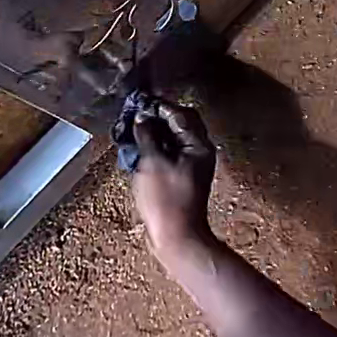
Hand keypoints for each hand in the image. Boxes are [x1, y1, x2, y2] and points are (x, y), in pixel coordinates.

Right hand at [128, 101, 216, 257]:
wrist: (177, 236)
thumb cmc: (165, 199)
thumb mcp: (152, 163)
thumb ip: (147, 136)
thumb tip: (142, 116)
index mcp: (199, 145)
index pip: (180, 115)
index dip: (160, 106)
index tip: (140, 101)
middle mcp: (201, 150)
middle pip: (182, 123)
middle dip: (160, 116)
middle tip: (138, 113)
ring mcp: (194, 163)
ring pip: (177, 136)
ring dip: (158, 129)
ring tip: (136, 126)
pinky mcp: (185, 174)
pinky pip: (173, 150)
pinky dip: (159, 144)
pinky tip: (142, 144)